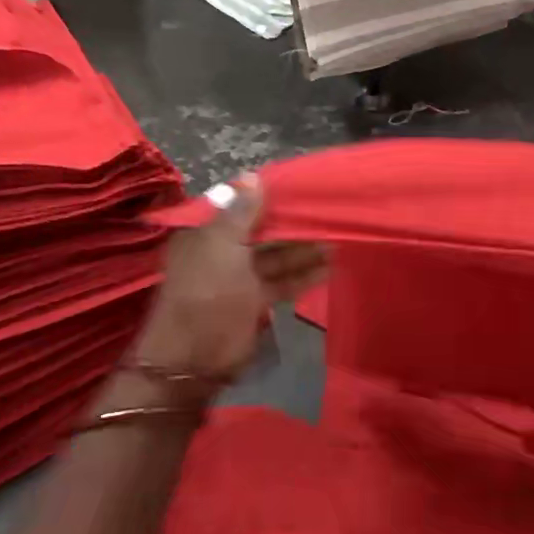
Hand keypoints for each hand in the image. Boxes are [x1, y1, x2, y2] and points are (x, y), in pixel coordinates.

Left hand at [128, 174, 326, 385]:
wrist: (195, 356)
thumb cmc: (206, 292)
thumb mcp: (221, 245)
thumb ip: (241, 212)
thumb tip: (254, 176)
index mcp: (206, 234)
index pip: (241, 208)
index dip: (268, 198)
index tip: (302, 188)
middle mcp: (222, 252)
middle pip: (263, 232)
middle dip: (293, 225)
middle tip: (328, 213)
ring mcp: (240, 278)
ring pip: (276, 257)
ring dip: (304, 250)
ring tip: (337, 238)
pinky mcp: (255, 302)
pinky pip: (282, 282)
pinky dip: (303, 275)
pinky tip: (329, 266)